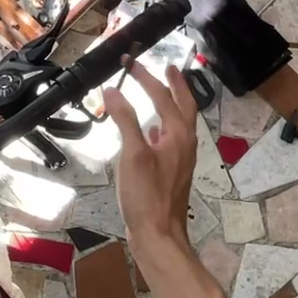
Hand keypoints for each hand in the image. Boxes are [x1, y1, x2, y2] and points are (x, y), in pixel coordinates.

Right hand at [104, 62, 198, 250]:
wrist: (159, 236)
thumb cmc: (147, 196)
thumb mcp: (132, 155)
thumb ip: (124, 120)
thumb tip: (113, 91)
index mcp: (178, 136)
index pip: (163, 97)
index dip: (147, 77)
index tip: (132, 62)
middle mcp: (184, 144)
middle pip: (184, 106)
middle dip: (176, 85)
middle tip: (169, 67)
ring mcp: (180, 159)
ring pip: (180, 122)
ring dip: (172, 103)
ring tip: (162, 91)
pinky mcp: (172, 171)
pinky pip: (171, 139)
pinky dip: (163, 126)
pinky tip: (151, 131)